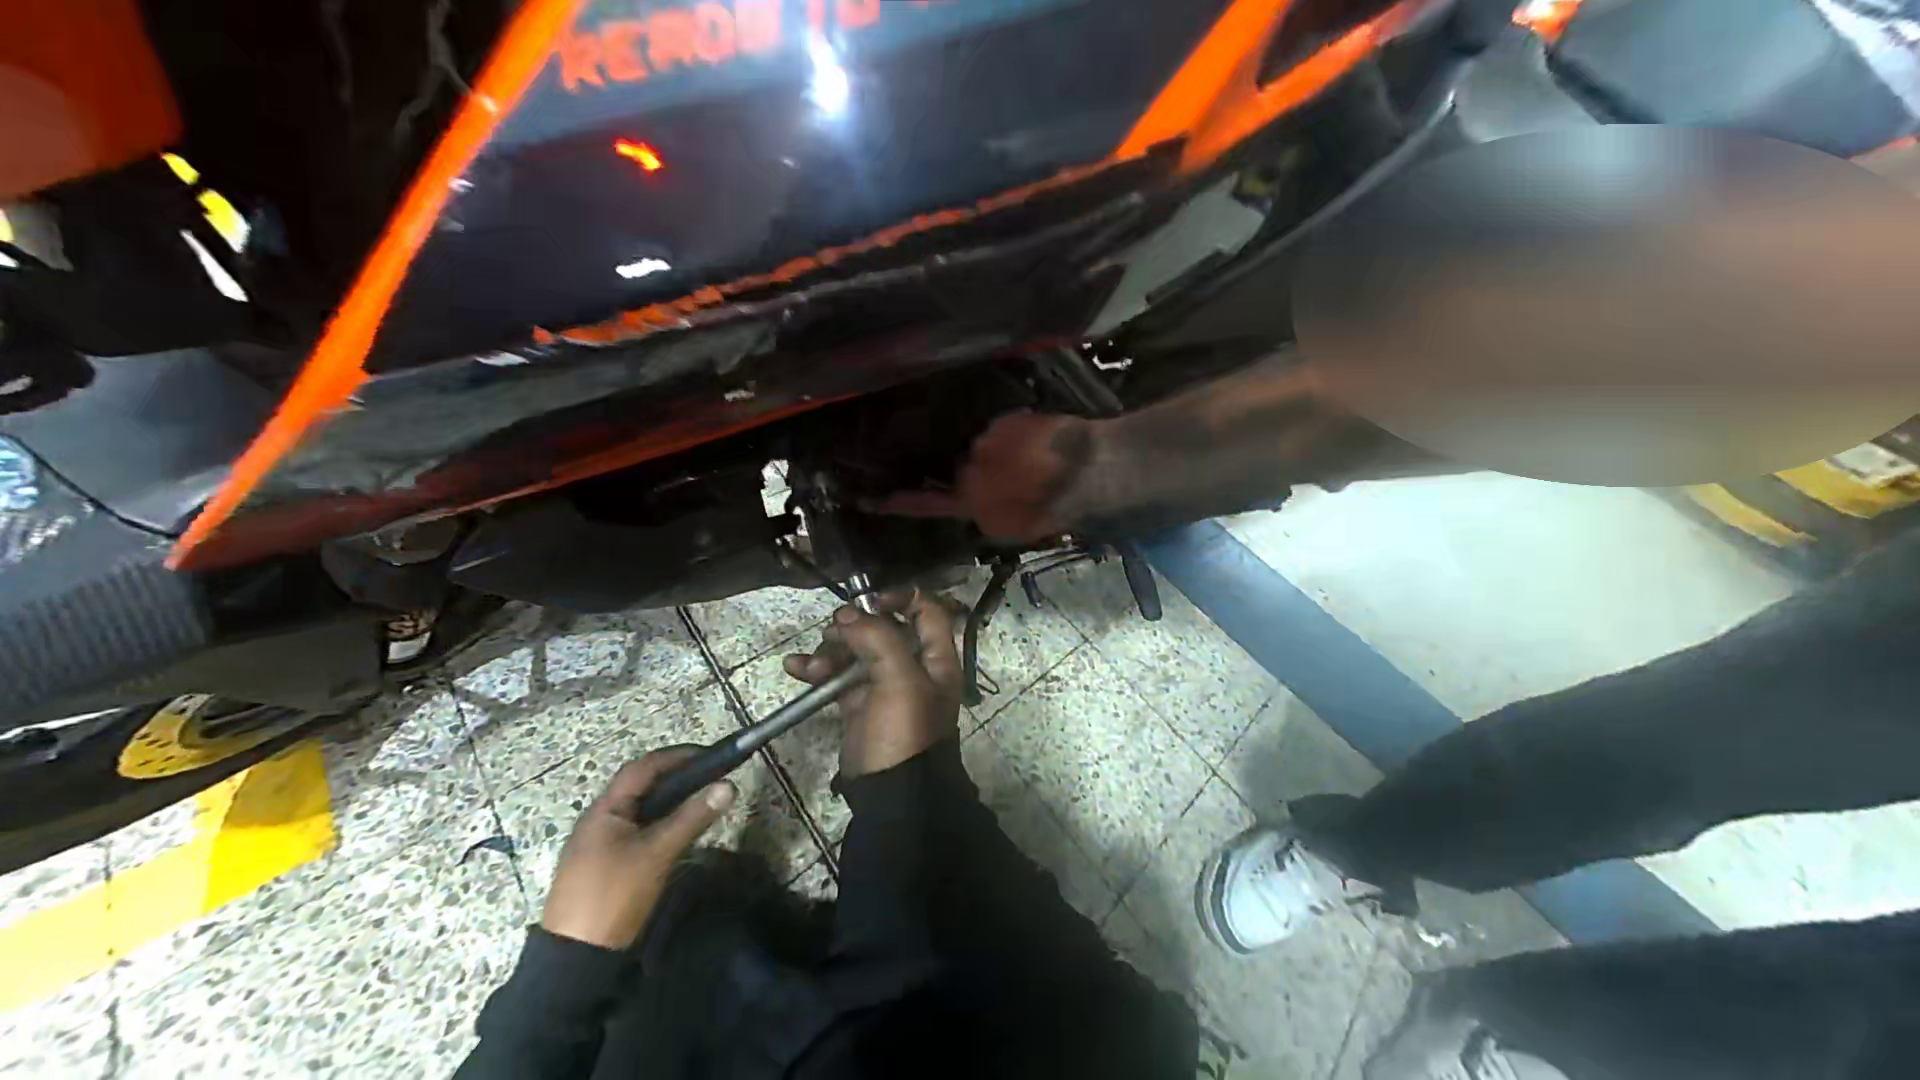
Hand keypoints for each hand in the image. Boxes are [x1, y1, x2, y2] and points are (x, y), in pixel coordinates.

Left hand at [540, 748, 736, 949]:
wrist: (574, 961)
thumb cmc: (614, 895)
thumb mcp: (657, 853)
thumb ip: (692, 817)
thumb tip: (728, 785)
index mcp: (604, 810)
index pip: (643, 768)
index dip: (676, 756)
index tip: (709, 754)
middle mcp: (598, 820)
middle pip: (640, 787)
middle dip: (676, 778)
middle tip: (710, 778)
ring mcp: (598, 844)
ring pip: (640, 811)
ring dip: (670, 802)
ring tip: (701, 802)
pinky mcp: (604, 865)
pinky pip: (636, 831)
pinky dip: (660, 823)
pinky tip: (679, 834)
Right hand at [783, 590, 962, 777]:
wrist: (890, 792)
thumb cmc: (904, 730)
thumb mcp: (900, 680)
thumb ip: (879, 638)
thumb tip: (848, 614)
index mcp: (936, 658)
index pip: (926, 611)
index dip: (901, 598)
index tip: (869, 601)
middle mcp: (912, 666)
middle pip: (883, 628)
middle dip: (854, 627)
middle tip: (834, 632)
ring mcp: (883, 685)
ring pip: (855, 650)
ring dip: (830, 650)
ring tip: (813, 665)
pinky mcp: (858, 703)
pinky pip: (836, 676)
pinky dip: (817, 670)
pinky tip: (796, 668)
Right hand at [870, 411, 1098, 541]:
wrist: (1087, 473)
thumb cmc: (1054, 510)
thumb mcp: (1016, 530)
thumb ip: (986, 516)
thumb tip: (976, 505)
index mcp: (970, 504)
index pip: (924, 504)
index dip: (895, 503)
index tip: (867, 499)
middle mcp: (968, 470)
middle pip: (961, 469)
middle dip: (983, 472)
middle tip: (1017, 476)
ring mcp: (984, 442)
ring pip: (985, 447)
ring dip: (1003, 453)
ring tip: (1035, 461)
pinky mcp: (1003, 421)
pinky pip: (1004, 428)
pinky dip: (1019, 434)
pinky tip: (1040, 443)